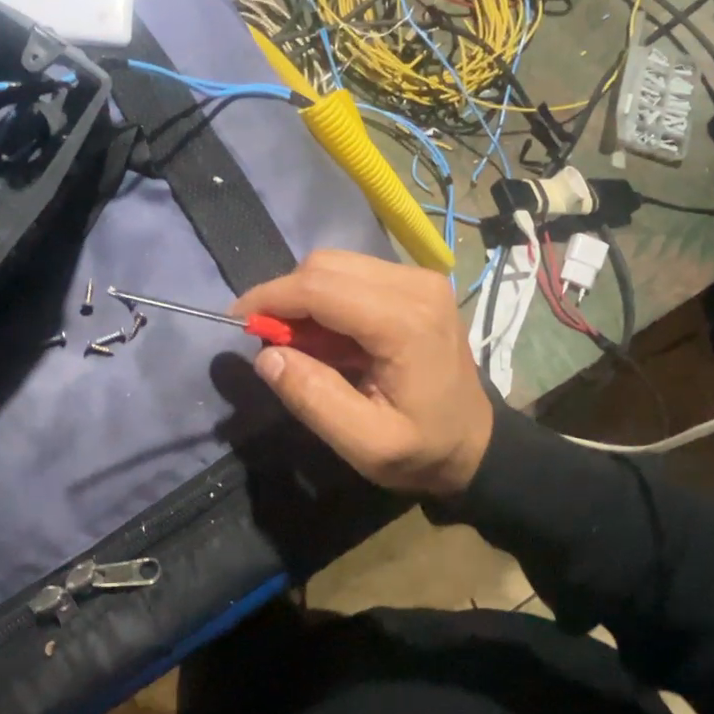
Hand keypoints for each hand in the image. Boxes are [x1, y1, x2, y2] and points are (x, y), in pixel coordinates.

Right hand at [234, 250, 493, 496]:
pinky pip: (353, 272)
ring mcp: (420, 278)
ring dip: (304, 296)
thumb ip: (314, 399)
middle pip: (325, 266)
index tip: (236, 320)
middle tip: (267, 339)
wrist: (477, 444)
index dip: (271, 298)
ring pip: (336, 263)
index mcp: (406, 323)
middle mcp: (416, 285)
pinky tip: (326, 335)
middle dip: (285, 297)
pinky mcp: (417, 281)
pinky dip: (326, 296)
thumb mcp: (366, 444)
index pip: (321, 288)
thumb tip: (266, 355)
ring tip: (298, 342)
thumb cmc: (423, 450)